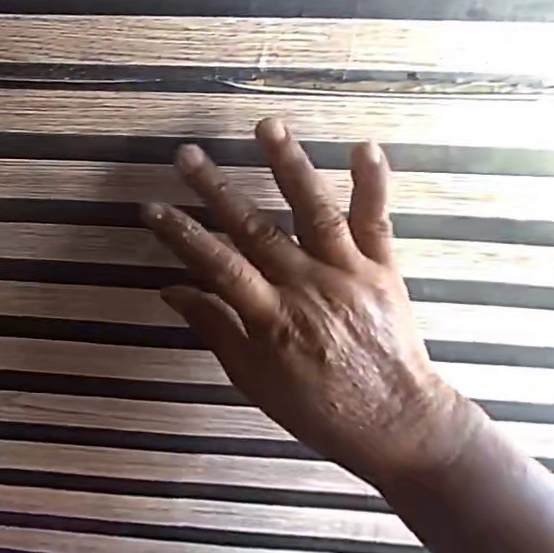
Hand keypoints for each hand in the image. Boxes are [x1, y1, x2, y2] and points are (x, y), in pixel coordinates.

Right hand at [140, 119, 483, 488]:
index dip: (180, 234)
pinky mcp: (382, 271)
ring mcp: (349, 275)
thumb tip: (170, 289)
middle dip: (216, 188)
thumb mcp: (250, 377)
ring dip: (288, 165)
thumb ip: (213, 326)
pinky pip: (376, 222)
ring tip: (266, 126)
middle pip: (255, 229)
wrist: (402, 427)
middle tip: (187, 155)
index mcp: (271, 318)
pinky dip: (372, 183)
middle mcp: (308, 287)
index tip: (150, 208)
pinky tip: (362, 145)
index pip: (216, 265)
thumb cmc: (316, 408)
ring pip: (313, 211)